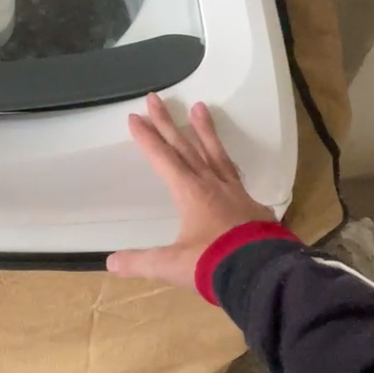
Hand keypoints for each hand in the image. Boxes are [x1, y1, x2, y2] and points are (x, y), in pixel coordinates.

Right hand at [105, 94, 275, 289]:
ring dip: (205, 130)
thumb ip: (141, 262)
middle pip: (185, 147)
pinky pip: (235, 175)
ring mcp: (235, 192)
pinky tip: (227, 162)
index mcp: (190, 192)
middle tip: (156, 98)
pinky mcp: (252, 205)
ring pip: (216, 153)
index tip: (136, 117)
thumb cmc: (214, 264)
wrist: (262, 274)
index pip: (163, 158)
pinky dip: (227, 163)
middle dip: (168, 123)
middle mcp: (211, 184)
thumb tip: (111, 262)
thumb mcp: (172, 265)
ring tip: (200, 107)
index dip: (148, 138)